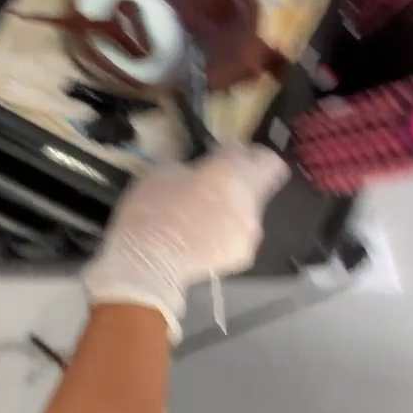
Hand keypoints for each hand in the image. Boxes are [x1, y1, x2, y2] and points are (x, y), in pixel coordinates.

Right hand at [82, 144, 290, 340]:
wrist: (149, 262)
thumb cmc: (147, 213)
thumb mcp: (155, 177)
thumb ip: (184, 166)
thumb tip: (194, 165)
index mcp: (228, 173)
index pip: (254, 152)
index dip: (236, 150)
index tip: (216, 153)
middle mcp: (249, 198)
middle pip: (265, 177)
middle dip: (244, 174)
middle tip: (217, 180)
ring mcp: (251, 228)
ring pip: (250, 207)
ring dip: (231, 205)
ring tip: (201, 215)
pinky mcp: (245, 252)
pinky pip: (239, 233)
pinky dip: (224, 231)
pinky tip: (199, 238)